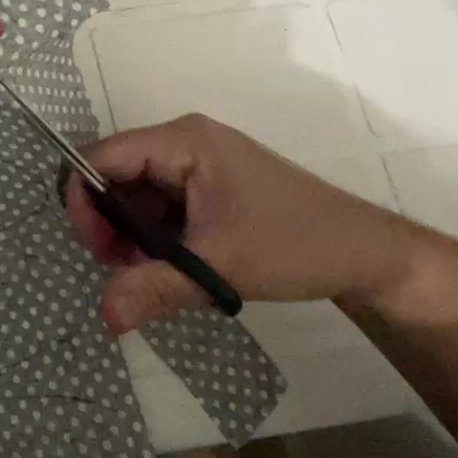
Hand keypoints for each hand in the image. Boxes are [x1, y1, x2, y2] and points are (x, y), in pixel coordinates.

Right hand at [68, 114, 440, 332]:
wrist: (373, 257)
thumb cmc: (298, 245)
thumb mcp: (221, 268)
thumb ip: (155, 287)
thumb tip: (104, 316)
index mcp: (182, 141)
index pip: (101, 156)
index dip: (84, 199)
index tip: (99, 250)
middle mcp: (182, 142)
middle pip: (112, 175)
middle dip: (109, 224)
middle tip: (126, 270)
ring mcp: (194, 164)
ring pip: (132, 195)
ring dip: (131, 236)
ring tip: (155, 275)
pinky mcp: (205, 187)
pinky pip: (157, 206)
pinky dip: (154, 238)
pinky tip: (174, 267)